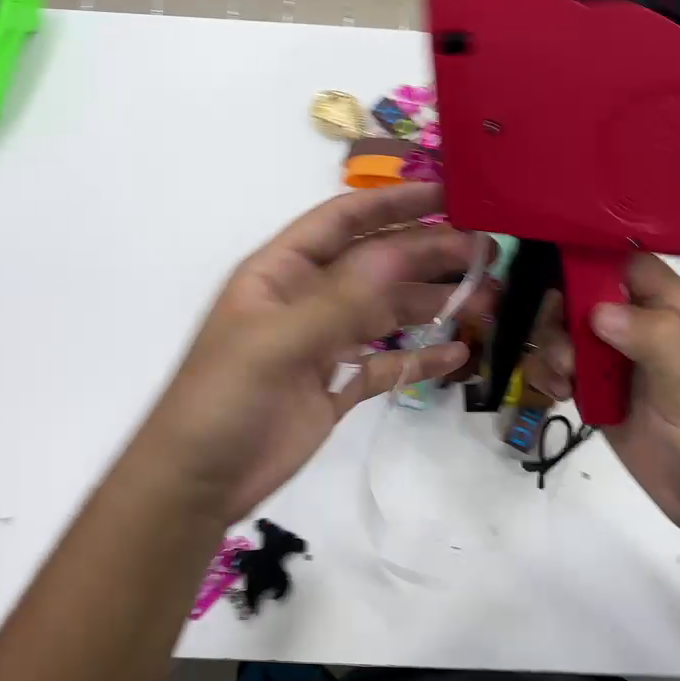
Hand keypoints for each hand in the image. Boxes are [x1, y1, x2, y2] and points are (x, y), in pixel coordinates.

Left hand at [138, 184, 486, 524]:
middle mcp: (305, 299)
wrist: (194, 485)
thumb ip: (342, 299)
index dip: (393, 203)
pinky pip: (386, 363)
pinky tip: (457, 354)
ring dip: (432, 303)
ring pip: (387, 311)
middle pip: (376, 264)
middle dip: (427, 254)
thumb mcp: (277, 342)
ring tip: (485, 298)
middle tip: (484, 252)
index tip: (447, 195)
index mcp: (281, 271)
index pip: (343, 221)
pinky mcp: (335, 387)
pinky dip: (420, 358)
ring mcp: (322, 344)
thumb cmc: (223, 400)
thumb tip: (403, 251)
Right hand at [527, 254, 679, 534]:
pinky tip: (558, 394)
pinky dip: (549, 372)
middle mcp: (645, 323)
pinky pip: (562, 363)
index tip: (554, 272)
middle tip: (562, 350)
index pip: (626, 261)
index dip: (589, 258)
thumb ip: (655, 340)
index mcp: (676, 309)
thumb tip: (597, 311)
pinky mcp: (600, 389)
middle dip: (561, 312)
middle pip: (585, 291)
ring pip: (566, 326)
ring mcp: (619, 357)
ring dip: (551, 346)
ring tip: (562, 381)